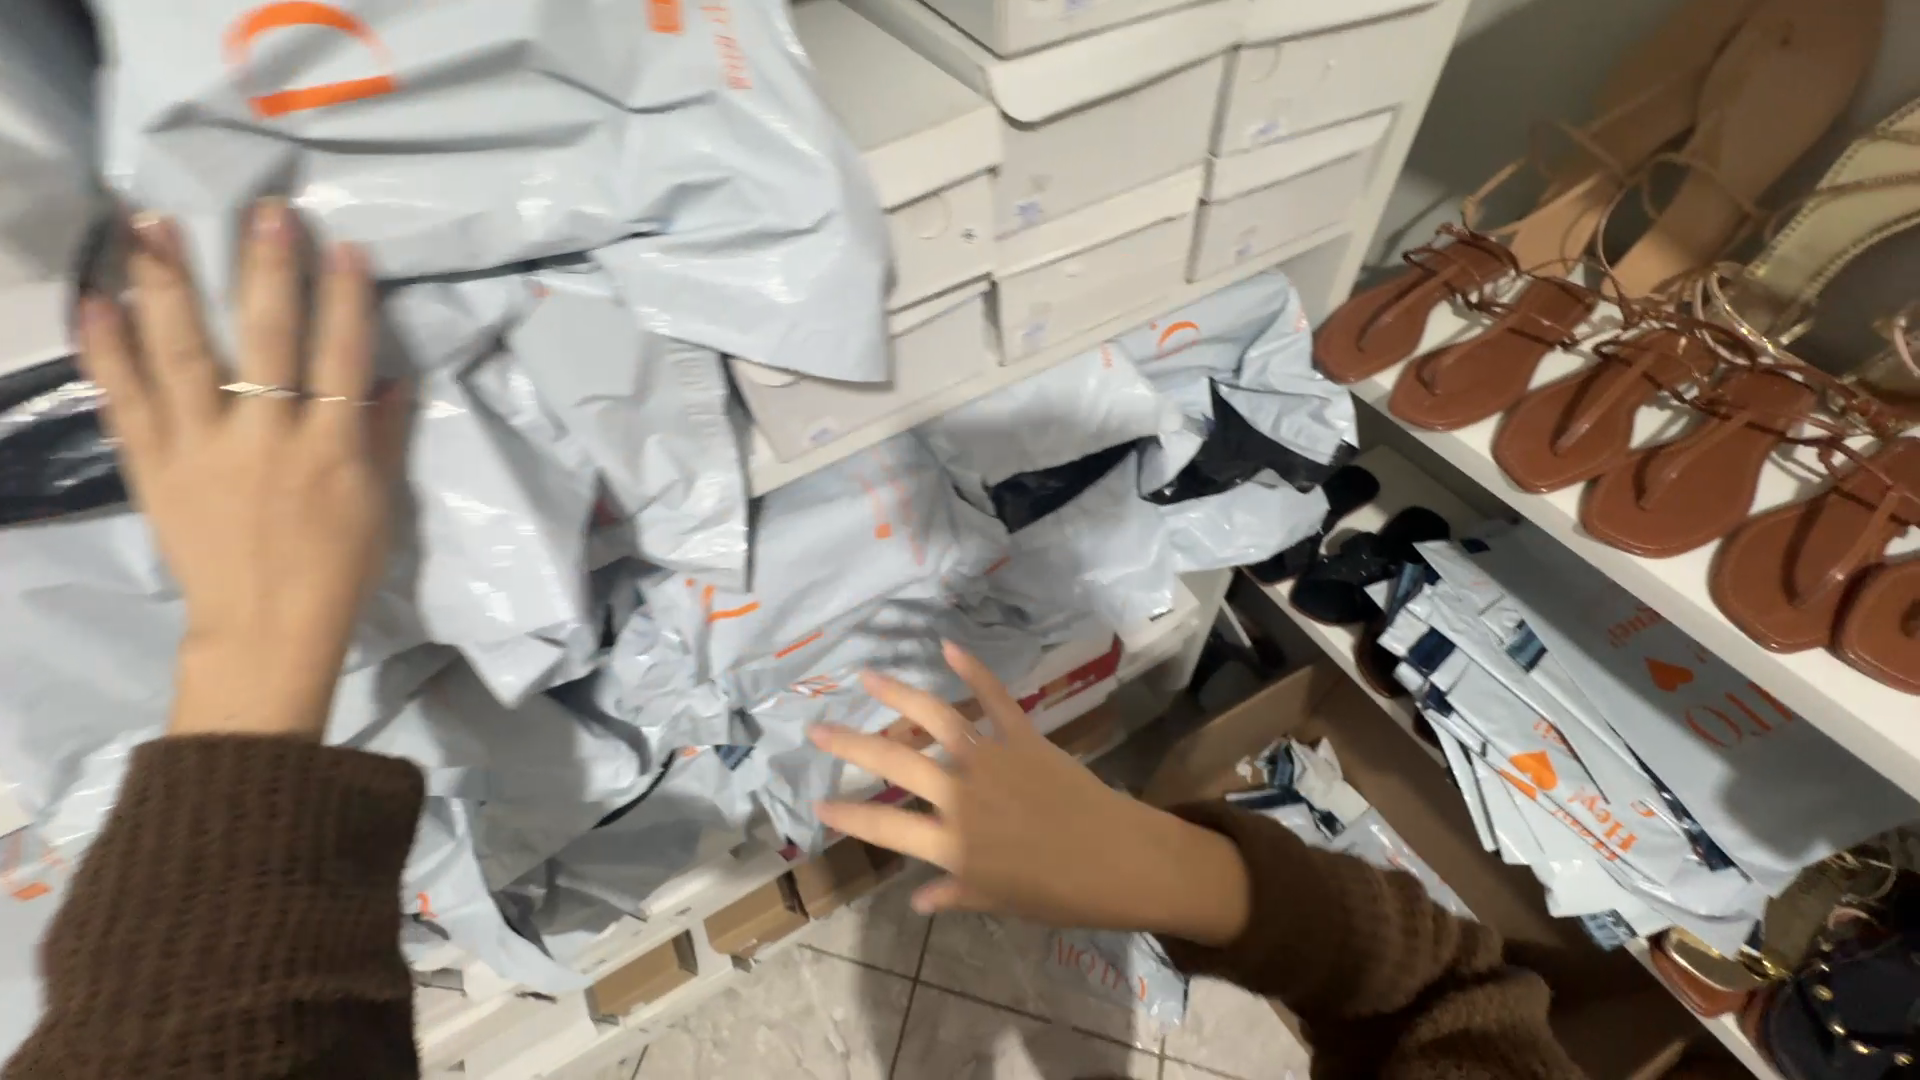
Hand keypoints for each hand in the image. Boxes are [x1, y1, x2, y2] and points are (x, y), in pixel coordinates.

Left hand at [76, 200, 408, 738]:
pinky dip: (108, 348)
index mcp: (331, 450)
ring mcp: (202, 448)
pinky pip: (126, 399)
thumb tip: (391, 377)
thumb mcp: (380, 502)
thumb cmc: (342, 564)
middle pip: (269, 343)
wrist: (269, 623)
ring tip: (153, 226)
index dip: (347, 302)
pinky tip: (99, 299)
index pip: (342, 359)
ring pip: (183, 355)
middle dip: (268, 274)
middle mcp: (267, 438)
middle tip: (263, 214)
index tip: (345, 249)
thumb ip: (383, 436)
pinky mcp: (153, 465)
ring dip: (170, 287)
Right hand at [810, 643, 1251, 945]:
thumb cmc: (1058, 892)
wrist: (1119, 860)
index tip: (816, 803)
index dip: (848, 815)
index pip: (885, 826)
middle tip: (818, 729)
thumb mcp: (998, 901)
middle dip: (851, 745)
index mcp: (952, 842)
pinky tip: (948, 647)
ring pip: (936, 718)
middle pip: (896, 762)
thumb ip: (953, 893)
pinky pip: (994, 698)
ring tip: (867, 676)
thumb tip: (915, 900)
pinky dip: (973, 670)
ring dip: (898, 694)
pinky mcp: (1023, 737)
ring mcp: (992, 759)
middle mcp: (961, 794)